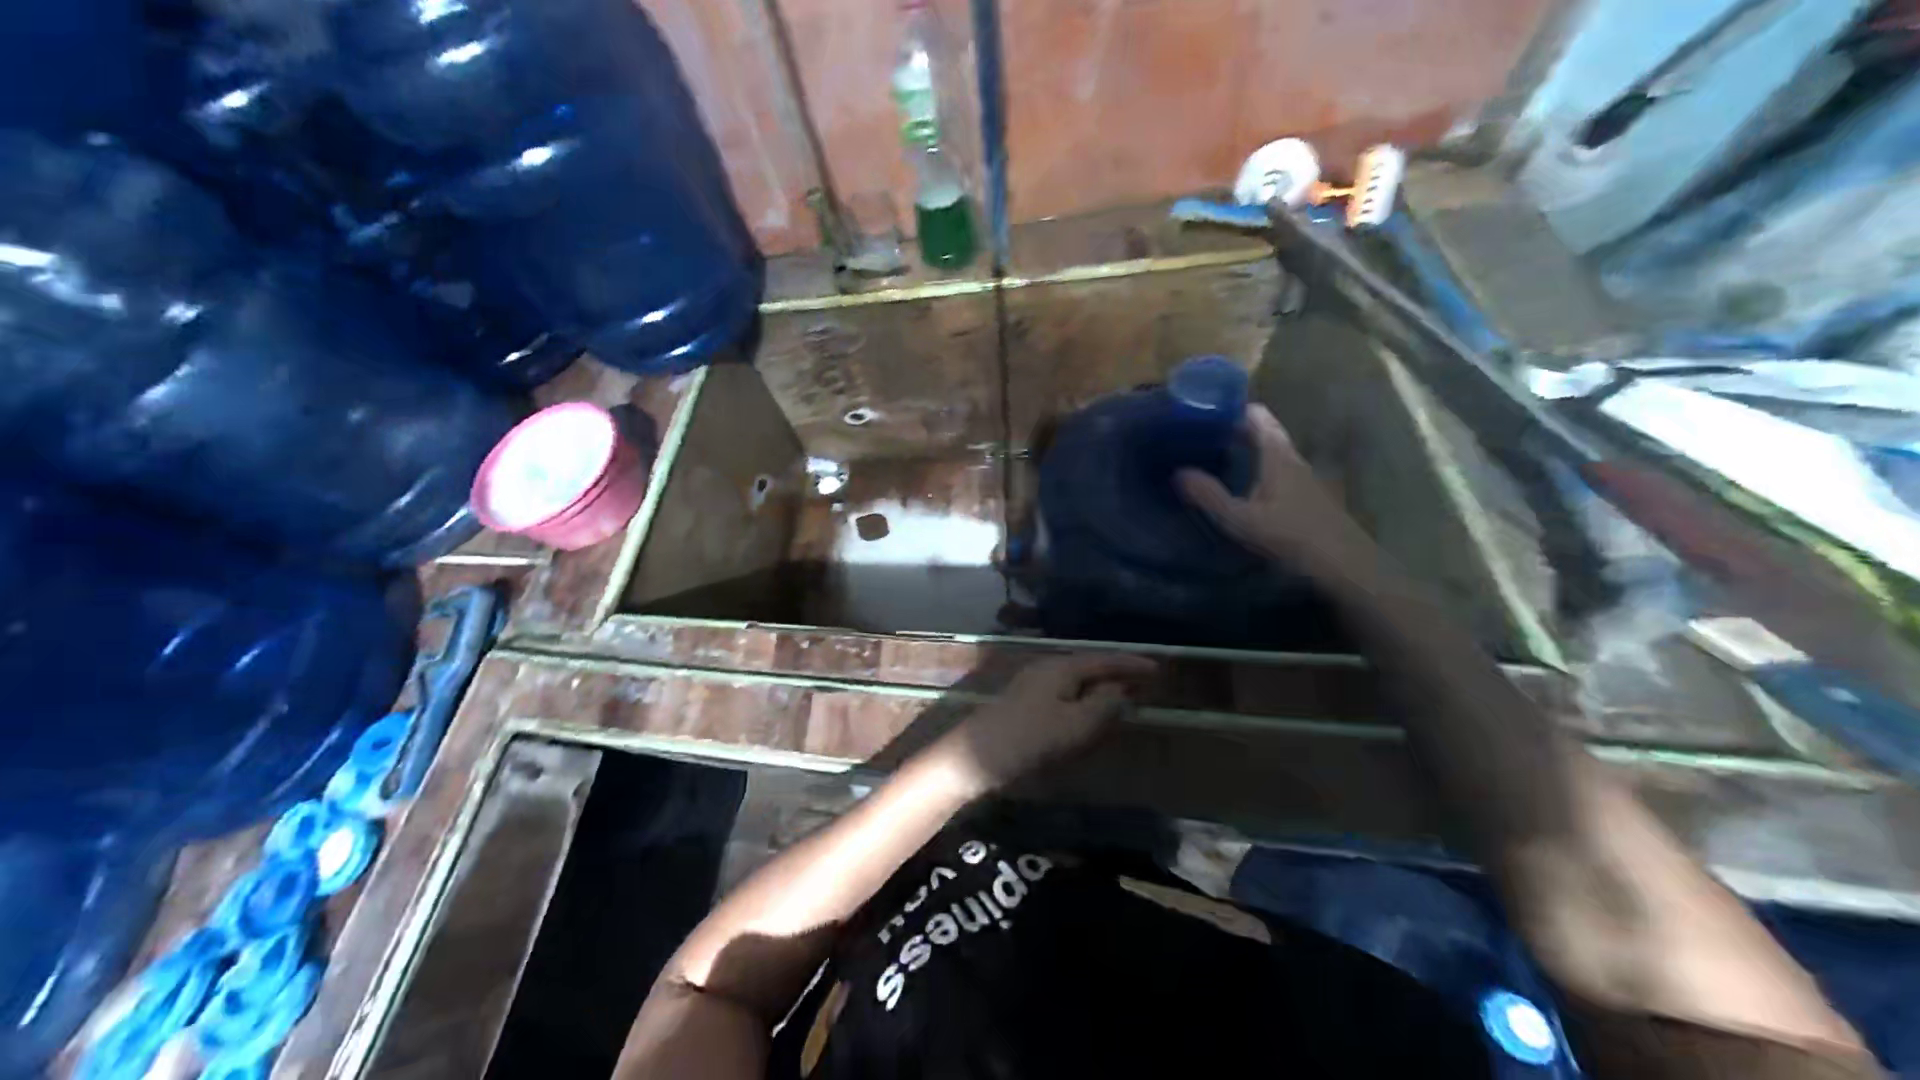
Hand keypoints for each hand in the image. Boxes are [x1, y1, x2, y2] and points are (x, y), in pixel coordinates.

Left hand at [930, 653, 1156, 795]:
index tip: (1157, 669)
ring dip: (1099, 687)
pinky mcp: (1023, 704)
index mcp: (1060, 667)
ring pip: (1075, 681)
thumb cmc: (1030, 739)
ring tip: (1123, 696)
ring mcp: (1031, 685)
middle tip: (1145, 683)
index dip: (1131, 665)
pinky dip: (1083, 699)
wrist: (973, 758)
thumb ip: (1104, 703)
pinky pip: (1064, 694)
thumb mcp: (1076, 724)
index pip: (1103, 660)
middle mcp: (1045, 669)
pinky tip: (1089, 712)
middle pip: (1088, 666)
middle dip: (1116, 673)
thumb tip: (1120, 689)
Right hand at [1176, 404, 1367, 567]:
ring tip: (1219, 455)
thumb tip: (1179, 473)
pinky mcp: (1309, 493)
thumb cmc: (1290, 535)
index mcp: (1277, 455)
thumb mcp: (1241, 519)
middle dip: (1237, 429)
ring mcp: (1304, 475)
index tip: (1207, 412)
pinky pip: (1279, 467)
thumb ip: (1209, 496)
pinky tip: (1246, 482)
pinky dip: (1260, 465)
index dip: (1234, 409)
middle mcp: (1293, 458)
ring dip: (1249, 448)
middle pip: (1266, 432)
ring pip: (1273, 451)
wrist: (1341, 562)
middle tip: (1204, 434)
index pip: (1257, 417)